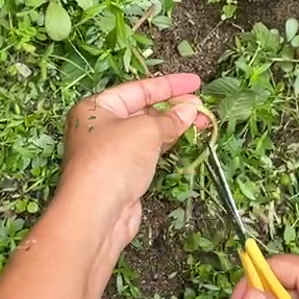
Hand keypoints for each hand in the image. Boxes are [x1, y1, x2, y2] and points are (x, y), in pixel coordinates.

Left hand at [57, 73, 210, 245]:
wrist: (96, 215)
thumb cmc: (114, 161)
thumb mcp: (145, 130)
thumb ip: (170, 119)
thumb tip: (189, 111)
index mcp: (97, 108)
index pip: (139, 89)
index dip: (170, 85)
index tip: (196, 83)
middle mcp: (100, 127)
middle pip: (143, 110)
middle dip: (175, 107)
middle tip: (203, 108)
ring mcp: (111, 153)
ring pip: (148, 132)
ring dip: (174, 126)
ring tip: (202, 123)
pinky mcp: (122, 175)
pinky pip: (148, 152)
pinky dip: (167, 144)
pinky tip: (185, 140)